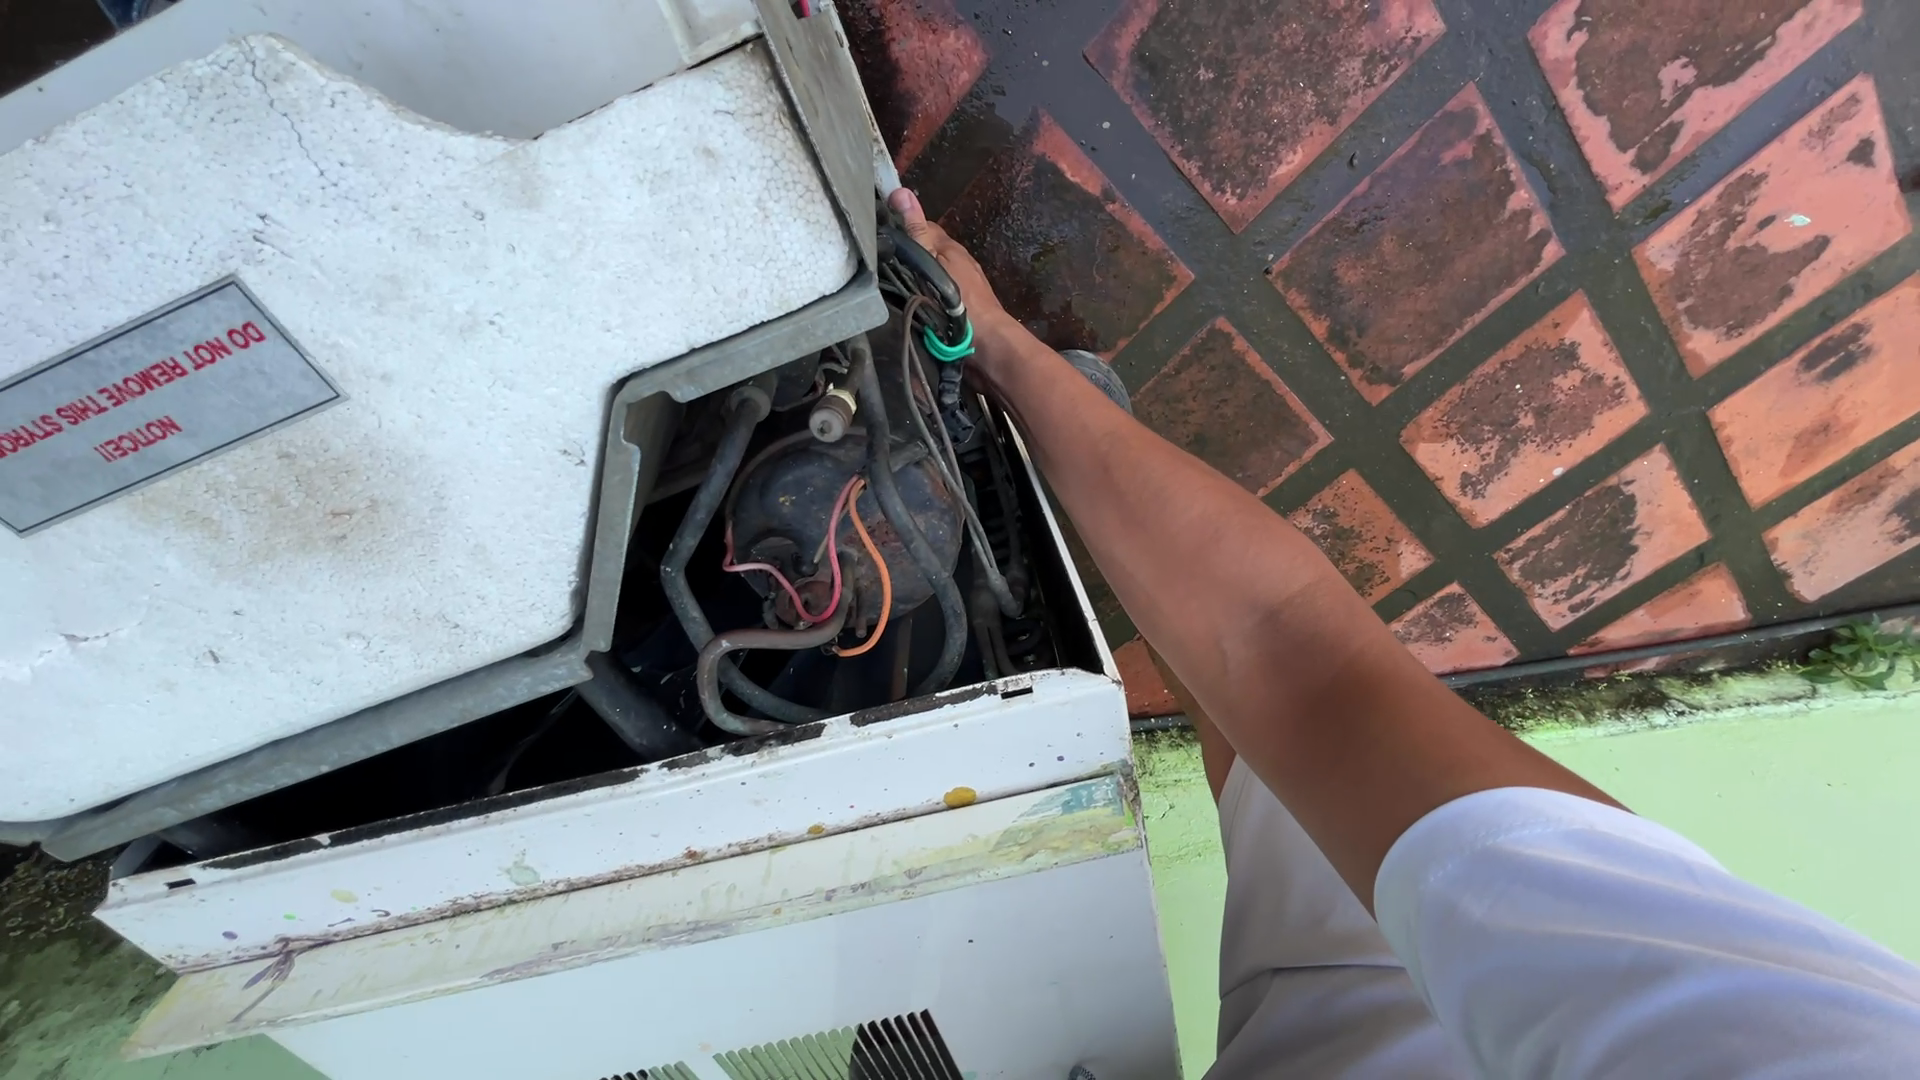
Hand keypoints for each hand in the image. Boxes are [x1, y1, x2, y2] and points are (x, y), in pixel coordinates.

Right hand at [886, 188, 1021, 362]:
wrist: (988, 342)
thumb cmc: (959, 302)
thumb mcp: (933, 264)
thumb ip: (917, 233)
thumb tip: (901, 192)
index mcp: (949, 247)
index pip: (923, 225)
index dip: (903, 226)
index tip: (882, 236)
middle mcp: (959, 261)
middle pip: (929, 250)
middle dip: (911, 254)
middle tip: (885, 265)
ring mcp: (965, 283)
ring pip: (936, 272)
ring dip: (920, 276)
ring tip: (896, 286)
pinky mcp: (966, 304)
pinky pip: (942, 291)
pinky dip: (930, 293)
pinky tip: (917, 304)